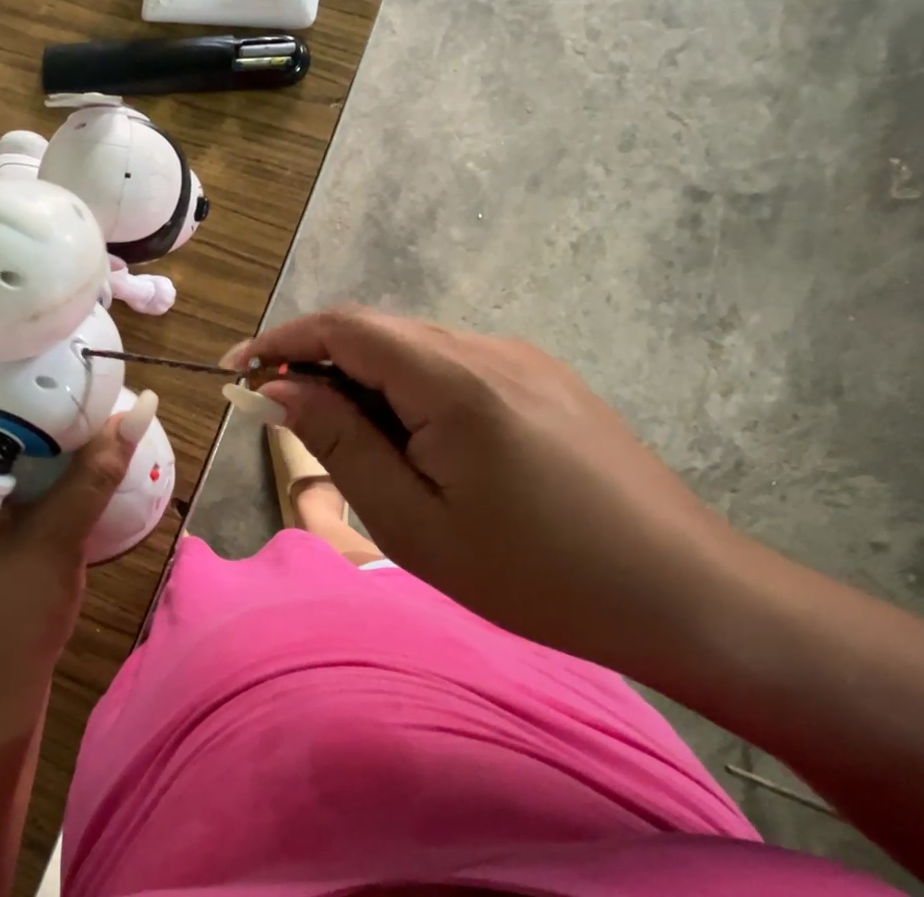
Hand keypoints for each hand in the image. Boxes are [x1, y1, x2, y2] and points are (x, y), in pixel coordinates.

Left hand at [0, 363, 147, 698]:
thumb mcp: (61, 536)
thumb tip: (138, 409)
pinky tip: (69, 434)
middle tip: (60, 352)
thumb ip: (96, 474)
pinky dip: (35, 445)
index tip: (29, 335)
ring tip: (69, 380)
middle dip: (14, 382)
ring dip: (27, 413)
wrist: (8, 670)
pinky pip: (8, 464)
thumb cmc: (20, 607)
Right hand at [233, 306, 754, 670]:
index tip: (235, 373)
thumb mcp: (412, 520)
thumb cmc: (534, 574)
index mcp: (454, 381)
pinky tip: (410, 441)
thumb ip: (341, 442)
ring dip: (361, 378)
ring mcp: (526, 362)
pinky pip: (452, 365)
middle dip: (315, 362)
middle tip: (280, 418)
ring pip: (414, 347)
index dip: (280, 340)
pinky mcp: (547, 382)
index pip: (344, 327)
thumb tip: (280, 390)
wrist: (688, 596)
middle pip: (377, 330)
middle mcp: (490, 351)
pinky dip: (406, 387)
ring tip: (345, 441)